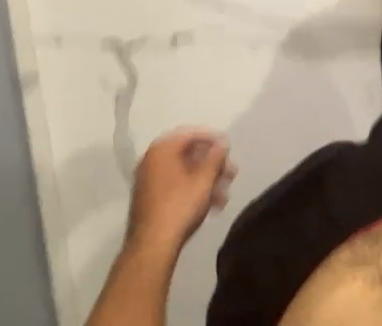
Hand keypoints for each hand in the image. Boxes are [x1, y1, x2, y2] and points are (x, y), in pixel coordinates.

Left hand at [125, 128, 236, 255]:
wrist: (152, 246)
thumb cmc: (179, 206)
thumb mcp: (203, 181)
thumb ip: (215, 158)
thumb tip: (222, 143)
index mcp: (162, 149)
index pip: (191, 134)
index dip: (212, 139)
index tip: (229, 148)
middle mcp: (152, 160)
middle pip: (188, 155)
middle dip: (212, 165)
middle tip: (231, 174)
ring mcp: (150, 180)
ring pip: (184, 173)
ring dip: (207, 181)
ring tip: (225, 195)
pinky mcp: (151, 199)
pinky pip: (176, 186)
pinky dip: (194, 191)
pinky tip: (212, 206)